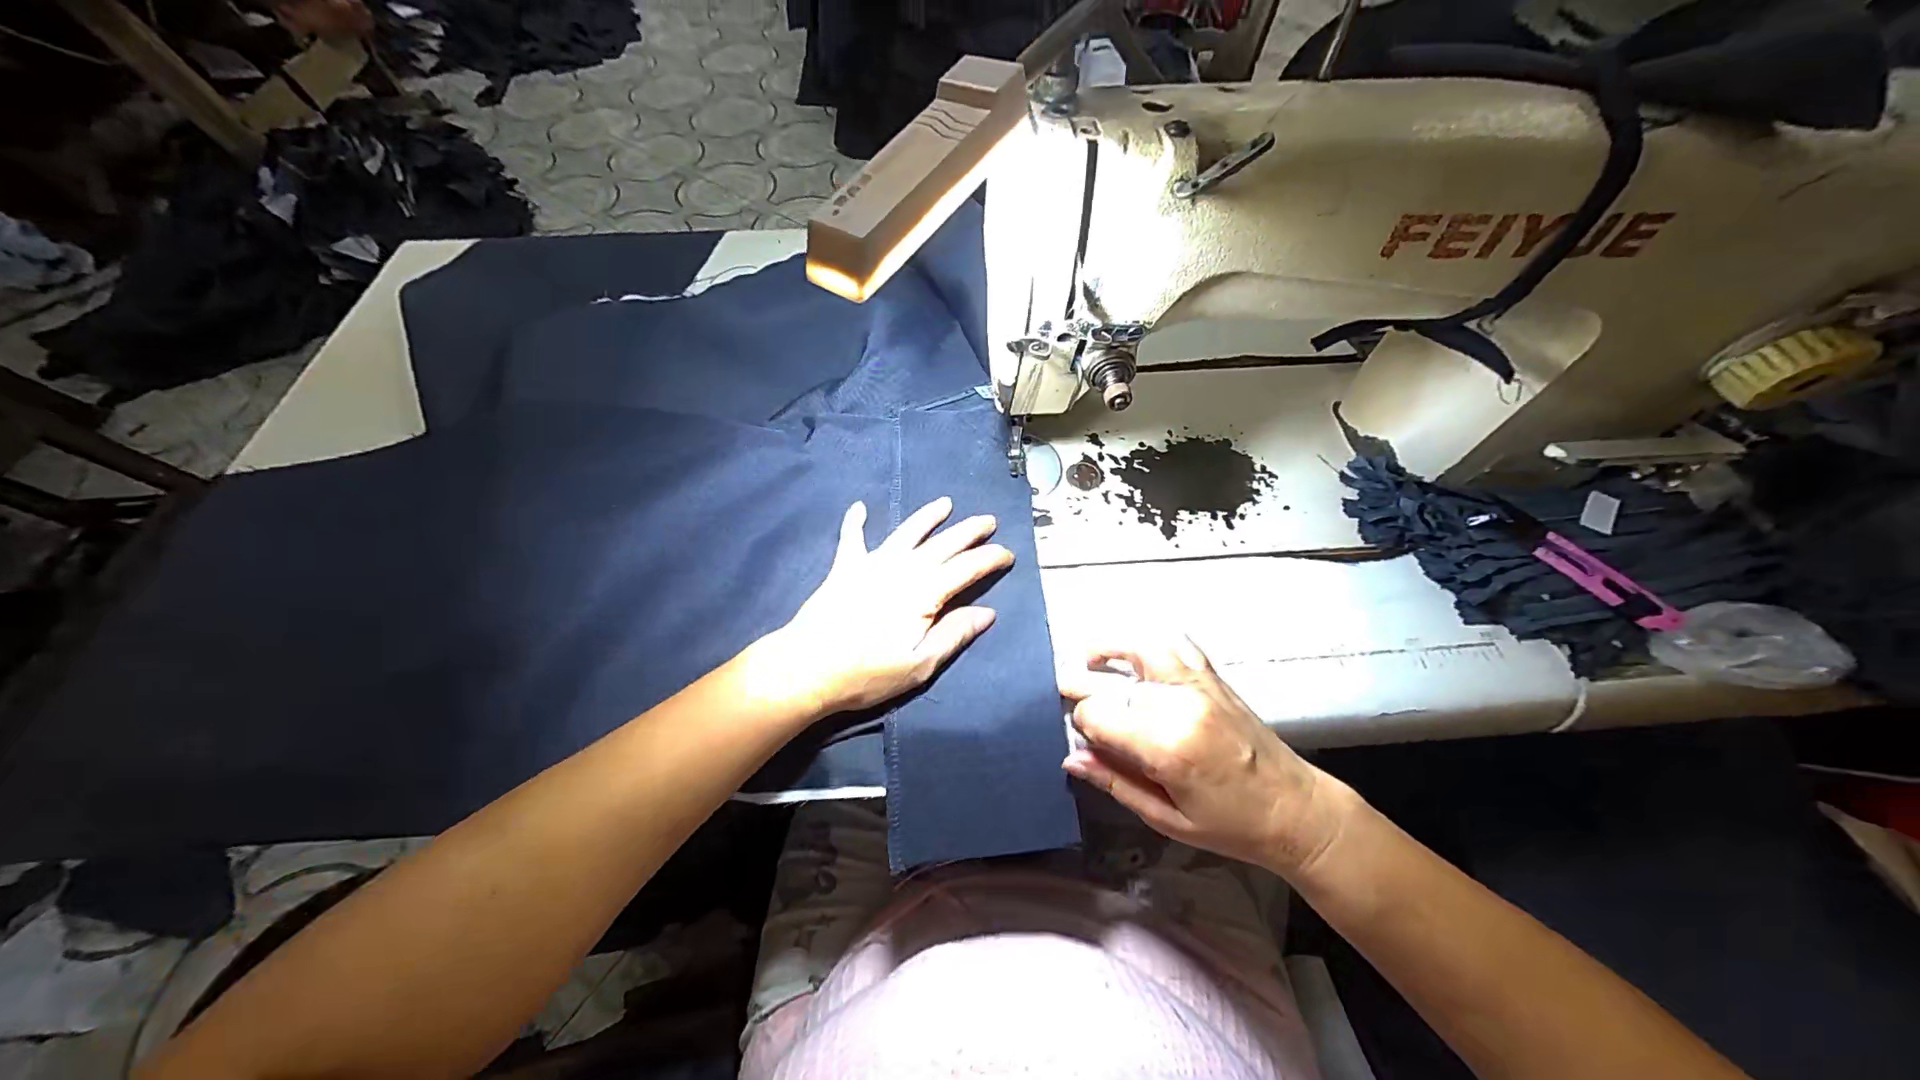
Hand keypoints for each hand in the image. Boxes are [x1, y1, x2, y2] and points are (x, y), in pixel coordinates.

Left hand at [765, 497, 1012, 715]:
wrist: (808, 668)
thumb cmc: (867, 673)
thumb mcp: (920, 664)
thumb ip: (954, 634)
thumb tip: (987, 613)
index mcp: (924, 593)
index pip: (966, 568)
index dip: (990, 559)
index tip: (1007, 554)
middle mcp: (902, 570)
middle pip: (943, 544)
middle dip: (969, 531)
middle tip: (988, 520)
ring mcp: (872, 565)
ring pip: (907, 533)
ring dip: (927, 517)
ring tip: (945, 503)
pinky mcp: (845, 568)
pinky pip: (852, 538)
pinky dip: (855, 522)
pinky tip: (858, 507)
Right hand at [1059, 635, 1359, 878]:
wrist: (1296, 811)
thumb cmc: (1232, 826)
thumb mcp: (1166, 818)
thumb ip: (1115, 782)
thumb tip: (1072, 758)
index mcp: (1167, 747)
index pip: (1098, 716)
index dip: (1082, 726)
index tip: (1087, 741)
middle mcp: (1181, 707)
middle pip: (1112, 685)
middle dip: (1085, 690)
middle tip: (1067, 694)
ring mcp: (1200, 687)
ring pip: (1142, 650)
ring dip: (1111, 649)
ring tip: (1091, 658)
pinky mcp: (1215, 680)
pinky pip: (1178, 645)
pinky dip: (1152, 642)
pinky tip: (1136, 653)